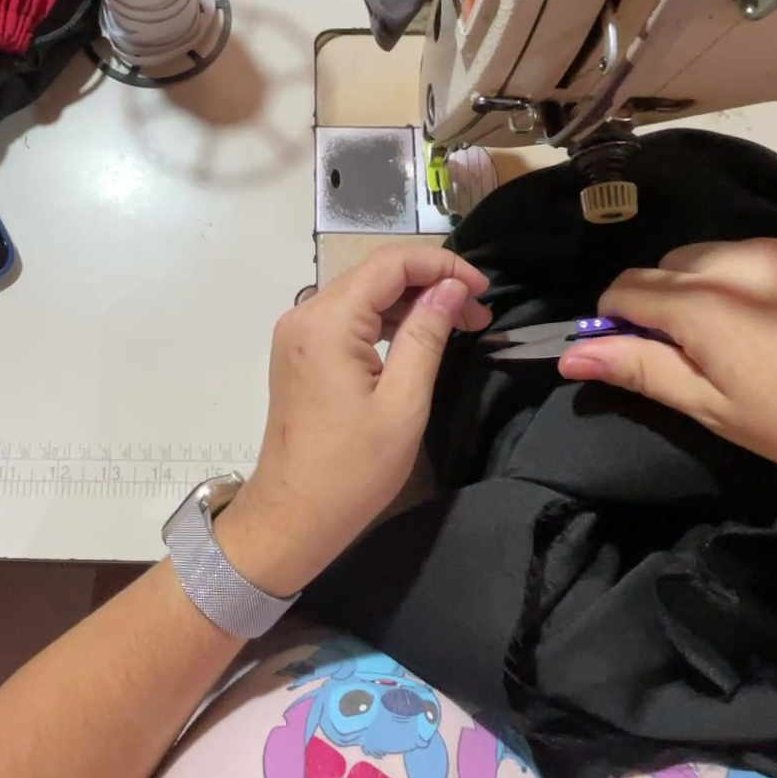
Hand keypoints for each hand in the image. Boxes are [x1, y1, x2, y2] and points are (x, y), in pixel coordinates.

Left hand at [216, 246, 491, 595]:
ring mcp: (298, 332)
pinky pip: (347, 317)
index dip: (442, 265)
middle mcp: (304, 314)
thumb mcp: (403, 402)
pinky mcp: (300, 350)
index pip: (389, 263)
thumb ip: (427, 335)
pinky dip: (385, 319)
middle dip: (430, 282)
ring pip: (362, 293)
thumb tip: (451, 287)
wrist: (292, 514)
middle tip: (478, 311)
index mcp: (327, 322)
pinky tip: (420, 333)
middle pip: (374, 273)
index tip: (484, 288)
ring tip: (460, 322)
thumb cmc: (351, 469)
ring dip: (410, 300)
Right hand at [557, 232, 776, 531]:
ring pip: (735, 250)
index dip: (620, 315)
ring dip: (728, 281)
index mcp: (716, 310)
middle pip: (679, 262)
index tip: (637, 344)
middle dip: (673, 296)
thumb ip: (644, 371)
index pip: (631, 287)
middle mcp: (759, 261)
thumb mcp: (725, 416)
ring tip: (769, 330)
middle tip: (707, 348)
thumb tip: (571, 354)